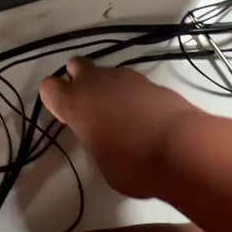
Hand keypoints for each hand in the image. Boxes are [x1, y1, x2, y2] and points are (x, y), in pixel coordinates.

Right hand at [40, 57, 205, 197]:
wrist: (182, 148)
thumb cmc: (133, 165)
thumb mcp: (102, 163)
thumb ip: (94, 140)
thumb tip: (102, 134)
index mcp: (76, 102)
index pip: (49, 88)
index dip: (55, 99)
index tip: (66, 116)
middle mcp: (96, 81)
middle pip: (77, 66)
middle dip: (79, 80)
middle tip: (91, 107)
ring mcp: (125, 77)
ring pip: (107, 73)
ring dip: (109, 89)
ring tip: (123, 117)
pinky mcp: (151, 81)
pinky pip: (133, 84)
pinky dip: (134, 97)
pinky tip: (145, 118)